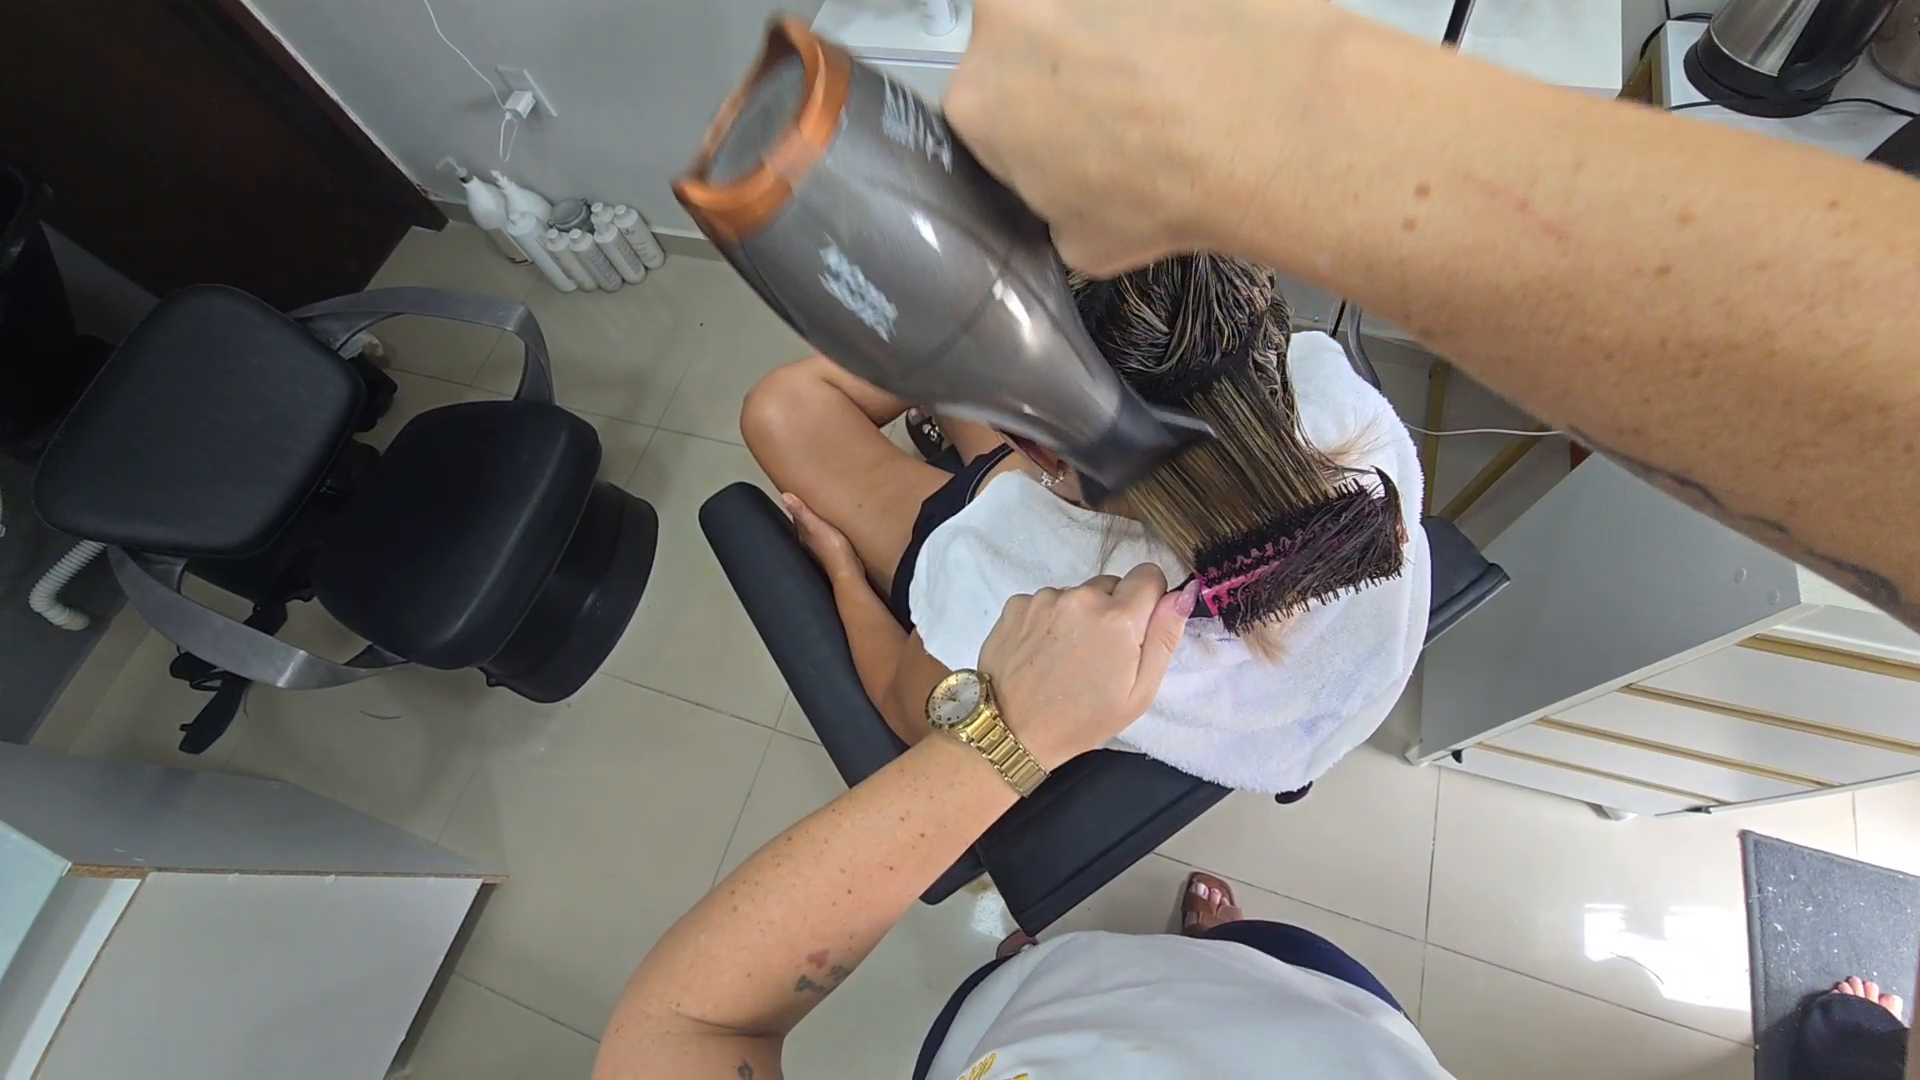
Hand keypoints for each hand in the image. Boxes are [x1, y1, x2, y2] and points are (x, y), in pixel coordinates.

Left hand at [783, 493, 862, 585]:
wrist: (848, 571)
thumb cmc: (833, 550)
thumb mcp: (817, 526)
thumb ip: (802, 512)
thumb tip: (785, 496)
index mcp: (804, 533)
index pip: (797, 515)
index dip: (798, 503)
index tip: (799, 492)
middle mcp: (810, 540)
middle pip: (806, 522)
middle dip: (808, 512)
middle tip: (811, 499)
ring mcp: (821, 547)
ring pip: (816, 530)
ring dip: (818, 521)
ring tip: (823, 510)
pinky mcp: (833, 550)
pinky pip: (827, 536)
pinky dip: (828, 530)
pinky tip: (834, 527)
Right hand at [946, 0, 1348, 273]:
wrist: (1268, 128)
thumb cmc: (1168, 188)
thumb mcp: (1080, 245)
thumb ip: (1048, 205)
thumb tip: (1062, 194)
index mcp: (979, 99)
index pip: (984, 119)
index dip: (1022, 140)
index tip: (1058, 152)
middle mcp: (1011, 14)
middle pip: (1023, 49)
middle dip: (1058, 80)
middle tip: (1112, 117)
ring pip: (1078, 15)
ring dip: (1104, 42)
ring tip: (1157, 84)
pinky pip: (1137, 3)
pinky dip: (1154, 20)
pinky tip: (1186, 53)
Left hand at [979, 564, 1197, 768]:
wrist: (1011, 729)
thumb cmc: (1083, 719)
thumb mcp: (1139, 692)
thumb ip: (1164, 637)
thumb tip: (1182, 593)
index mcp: (1118, 618)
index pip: (1148, 574)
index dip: (1148, 599)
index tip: (1137, 627)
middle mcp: (1080, 597)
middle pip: (1111, 585)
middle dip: (1112, 610)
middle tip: (1100, 652)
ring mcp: (1044, 598)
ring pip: (1076, 594)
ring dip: (1078, 615)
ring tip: (1067, 656)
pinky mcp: (1016, 604)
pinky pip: (1045, 601)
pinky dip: (1047, 620)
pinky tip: (1042, 651)